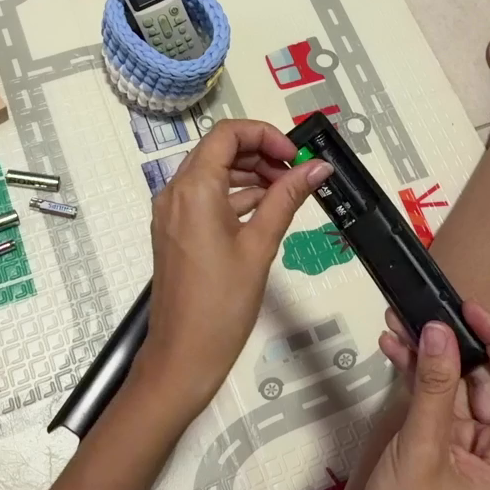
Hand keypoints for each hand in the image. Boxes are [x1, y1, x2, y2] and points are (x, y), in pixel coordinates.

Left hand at [136, 120, 330, 409]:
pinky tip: (265, 210)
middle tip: (296, 174)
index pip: (227, 134)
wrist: (182, 355)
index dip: (264, 135)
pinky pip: (204, 197)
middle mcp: (174, 193)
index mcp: (193, 189)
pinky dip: (234, 196)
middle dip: (259, 153)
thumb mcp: (260, 245)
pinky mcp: (175, 231)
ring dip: (248, 174)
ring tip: (287, 192)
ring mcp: (171, 212)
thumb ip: (287, 199)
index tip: (295, 156)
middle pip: (218, 150)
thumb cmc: (222, 303)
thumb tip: (318, 167)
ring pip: (211, 173)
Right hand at [346, 303, 489, 489]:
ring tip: (398, 318)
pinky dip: (414, 373)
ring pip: (455, 384)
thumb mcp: (422, 450)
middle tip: (422, 306)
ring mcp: (466, 445)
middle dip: (454, 343)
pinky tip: (391, 346)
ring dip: (428, 354)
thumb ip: (435, 388)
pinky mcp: (437, 443)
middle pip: (486, 380)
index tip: (469, 309)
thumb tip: (440, 329)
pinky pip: (433, 398)